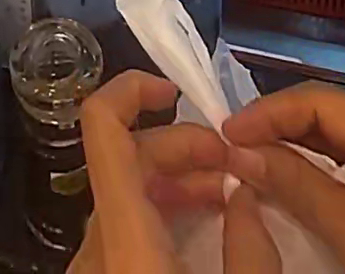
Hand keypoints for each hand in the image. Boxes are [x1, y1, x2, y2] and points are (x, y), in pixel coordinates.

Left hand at [71, 71, 279, 273]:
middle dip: (183, 143)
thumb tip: (246, 190)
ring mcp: (94, 263)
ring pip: (128, 192)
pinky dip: (164, 209)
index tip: (176, 91)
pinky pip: (126, 224)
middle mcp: (95, 241)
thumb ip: (250, 246)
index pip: (101, 125)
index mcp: (121, 234)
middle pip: (127, 156)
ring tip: (230, 190)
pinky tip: (205, 225)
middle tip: (237, 161)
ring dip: (178, 176)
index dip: (132, 89)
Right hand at [222, 83, 344, 273]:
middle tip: (232, 152)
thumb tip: (239, 151)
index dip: (272, 112)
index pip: (332, 105)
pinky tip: (299, 193)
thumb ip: (306, 193)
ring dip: (305, 156)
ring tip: (254, 167)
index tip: (223, 133)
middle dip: (286, 132)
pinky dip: (334, 184)